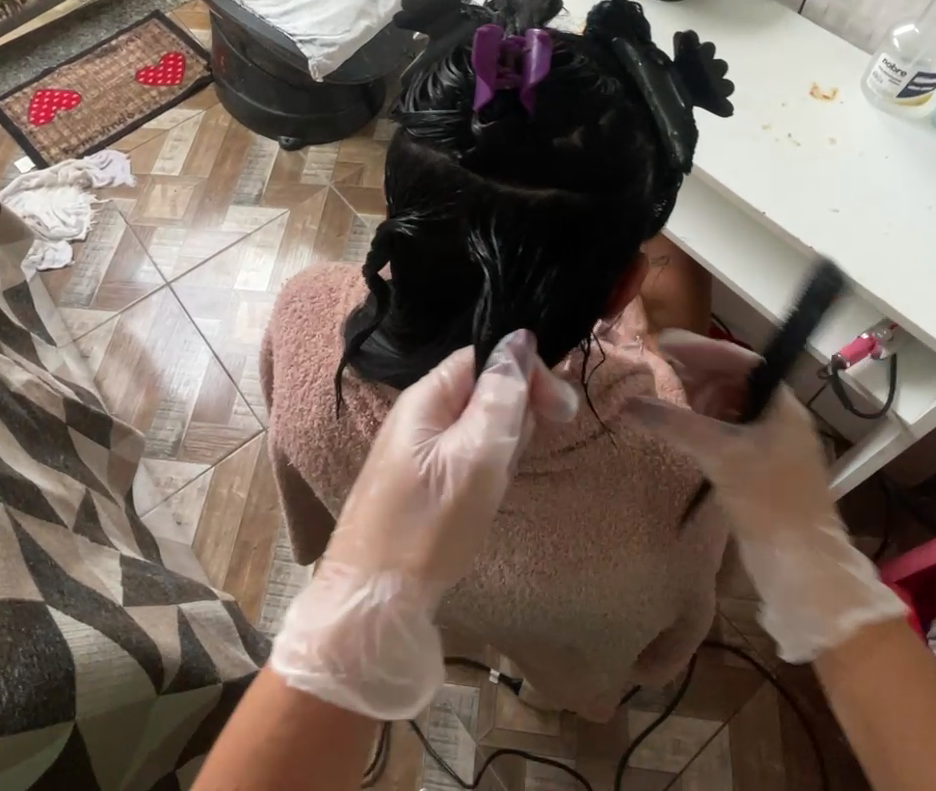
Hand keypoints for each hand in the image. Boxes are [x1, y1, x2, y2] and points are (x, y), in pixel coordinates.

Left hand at [270, 330, 578, 717]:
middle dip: (517, 415)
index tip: (560, 411)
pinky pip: (468, 456)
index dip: (527, 373)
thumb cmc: (429, 524)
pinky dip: (487, 471)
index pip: (486, 355)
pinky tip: (483, 499)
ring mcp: (420, 448)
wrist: (375, 599)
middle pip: (486, 388)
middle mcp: (421, 413)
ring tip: (495, 485)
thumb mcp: (477, 455)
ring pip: (481, 426)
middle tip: (518, 457)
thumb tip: (520, 336)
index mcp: (428, 395)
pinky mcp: (424, 479)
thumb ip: (502, 394)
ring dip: (504, 448)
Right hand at [630, 332, 904, 663]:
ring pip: (729, 408)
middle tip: (661, 369)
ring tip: (668, 399)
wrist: (801, 564)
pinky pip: (727, 433)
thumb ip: (674, 423)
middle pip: (735, 382)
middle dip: (698, 373)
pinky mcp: (759, 469)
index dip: (703, 350)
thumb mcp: (719, 454)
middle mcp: (779, 419)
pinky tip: (682, 431)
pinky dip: (703, 426)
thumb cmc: (769, 500)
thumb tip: (628, 404)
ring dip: (698, 400)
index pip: (741, 362)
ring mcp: (770, 445)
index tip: (666, 344)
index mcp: (782, 406)